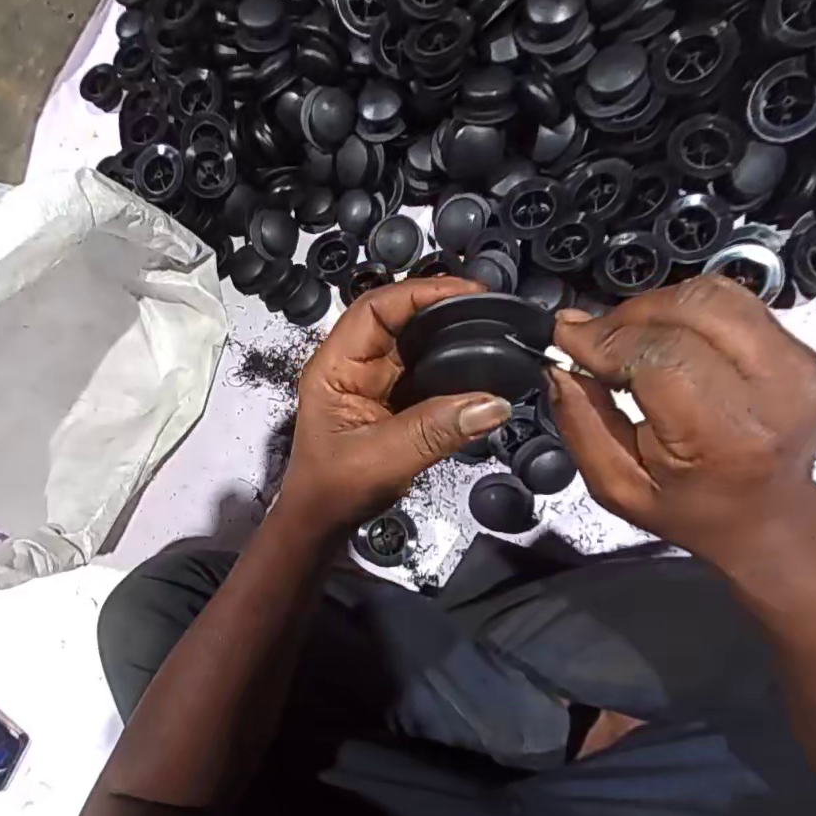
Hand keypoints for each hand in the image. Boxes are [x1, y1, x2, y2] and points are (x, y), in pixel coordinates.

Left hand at [277, 278, 512, 532]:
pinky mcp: (394, 404)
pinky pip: (428, 376)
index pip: (375, 309)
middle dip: (442, 311)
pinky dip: (453, 371)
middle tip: (487, 309)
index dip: (420, 293)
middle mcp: (355, 368)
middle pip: (400, 321)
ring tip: (489, 333)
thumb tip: (491, 404)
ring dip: (451, 340)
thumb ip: (436, 431)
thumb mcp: (382, 459)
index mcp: (335, 368)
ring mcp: (376, 385)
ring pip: (417, 347)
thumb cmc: (331, 491)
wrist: (324, 523)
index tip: (465, 292)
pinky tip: (477, 370)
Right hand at [546, 275, 815, 561]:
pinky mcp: (801, 349)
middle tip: (590, 341)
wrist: (765, 517)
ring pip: (712, 295)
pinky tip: (660, 337)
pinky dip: (683, 310)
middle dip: (624, 318)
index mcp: (726, 438)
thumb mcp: (617, 488)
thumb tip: (559, 367)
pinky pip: (733, 303)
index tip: (566, 338)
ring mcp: (797, 364)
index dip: (605, 339)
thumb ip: (582, 425)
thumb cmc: (690, 511)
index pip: (660, 356)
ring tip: (623, 339)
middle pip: (689, 311)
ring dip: (653, 308)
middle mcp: (775, 391)